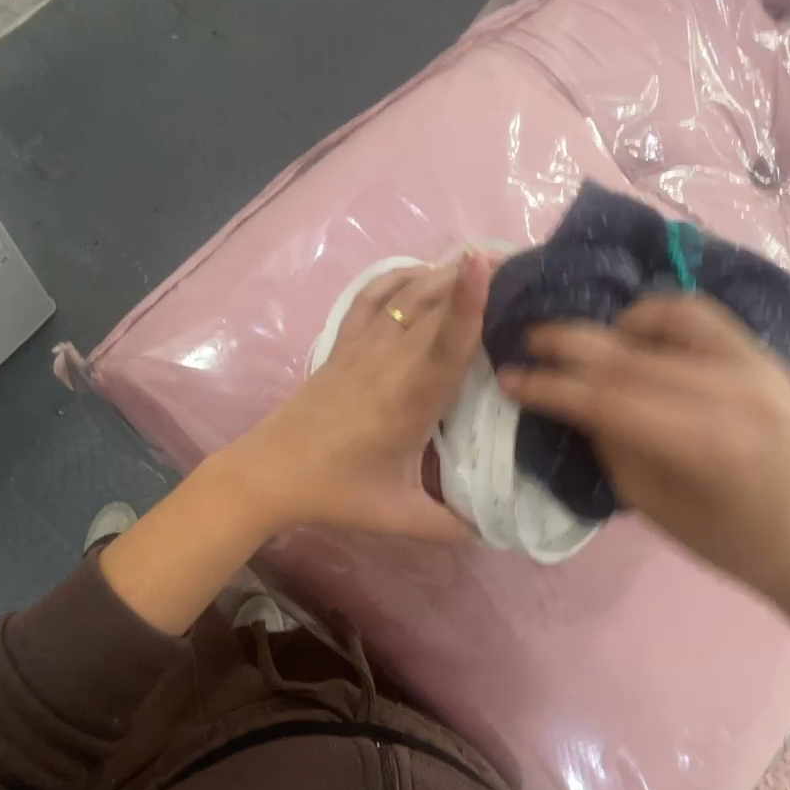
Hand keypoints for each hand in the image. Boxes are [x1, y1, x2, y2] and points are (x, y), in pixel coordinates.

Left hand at [216, 252, 491, 542]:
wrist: (268, 474)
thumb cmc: (335, 493)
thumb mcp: (397, 516)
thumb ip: (450, 524)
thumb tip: (497, 528)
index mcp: (408, 402)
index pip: (446, 344)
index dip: (470, 303)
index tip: (490, 266)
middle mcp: (387, 363)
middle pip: (435, 309)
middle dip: (476, 281)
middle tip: (521, 270)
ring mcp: (360, 348)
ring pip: (406, 297)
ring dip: (443, 275)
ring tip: (482, 261)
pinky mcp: (340, 346)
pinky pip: (370, 298)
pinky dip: (396, 277)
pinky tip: (421, 271)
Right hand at [497, 294, 789, 593]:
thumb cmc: (722, 537)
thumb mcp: (648, 501)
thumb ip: (608, 440)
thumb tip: (568, 397)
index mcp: (706, 447)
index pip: (608, 401)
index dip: (552, 387)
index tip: (508, 378)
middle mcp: (735, 395)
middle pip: (628, 357)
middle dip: (568, 346)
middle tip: (526, 339)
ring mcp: (756, 367)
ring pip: (664, 320)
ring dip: (612, 326)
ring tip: (585, 343)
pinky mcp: (763, 354)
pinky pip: (698, 316)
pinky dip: (656, 316)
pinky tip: (631, 334)